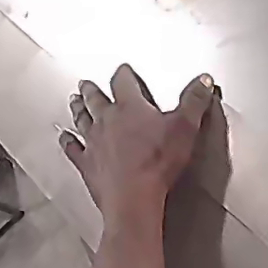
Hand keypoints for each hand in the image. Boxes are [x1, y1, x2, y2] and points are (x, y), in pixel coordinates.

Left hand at [60, 64, 214, 229]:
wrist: (134, 196)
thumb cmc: (158, 163)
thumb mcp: (186, 127)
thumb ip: (195, 101)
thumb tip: (204, 80)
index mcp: (130, 107)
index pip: (124, 82)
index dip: (124, 74)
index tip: (123, 70)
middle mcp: (107, 120)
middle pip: (96, 99)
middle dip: (93, 89)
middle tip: (87, 83)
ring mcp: (94, 142)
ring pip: (82, 119)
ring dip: (78, 109)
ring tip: (74, 100)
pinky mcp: (87, 164)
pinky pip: (73, 149)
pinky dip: (68, 142)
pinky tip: (64, 138)